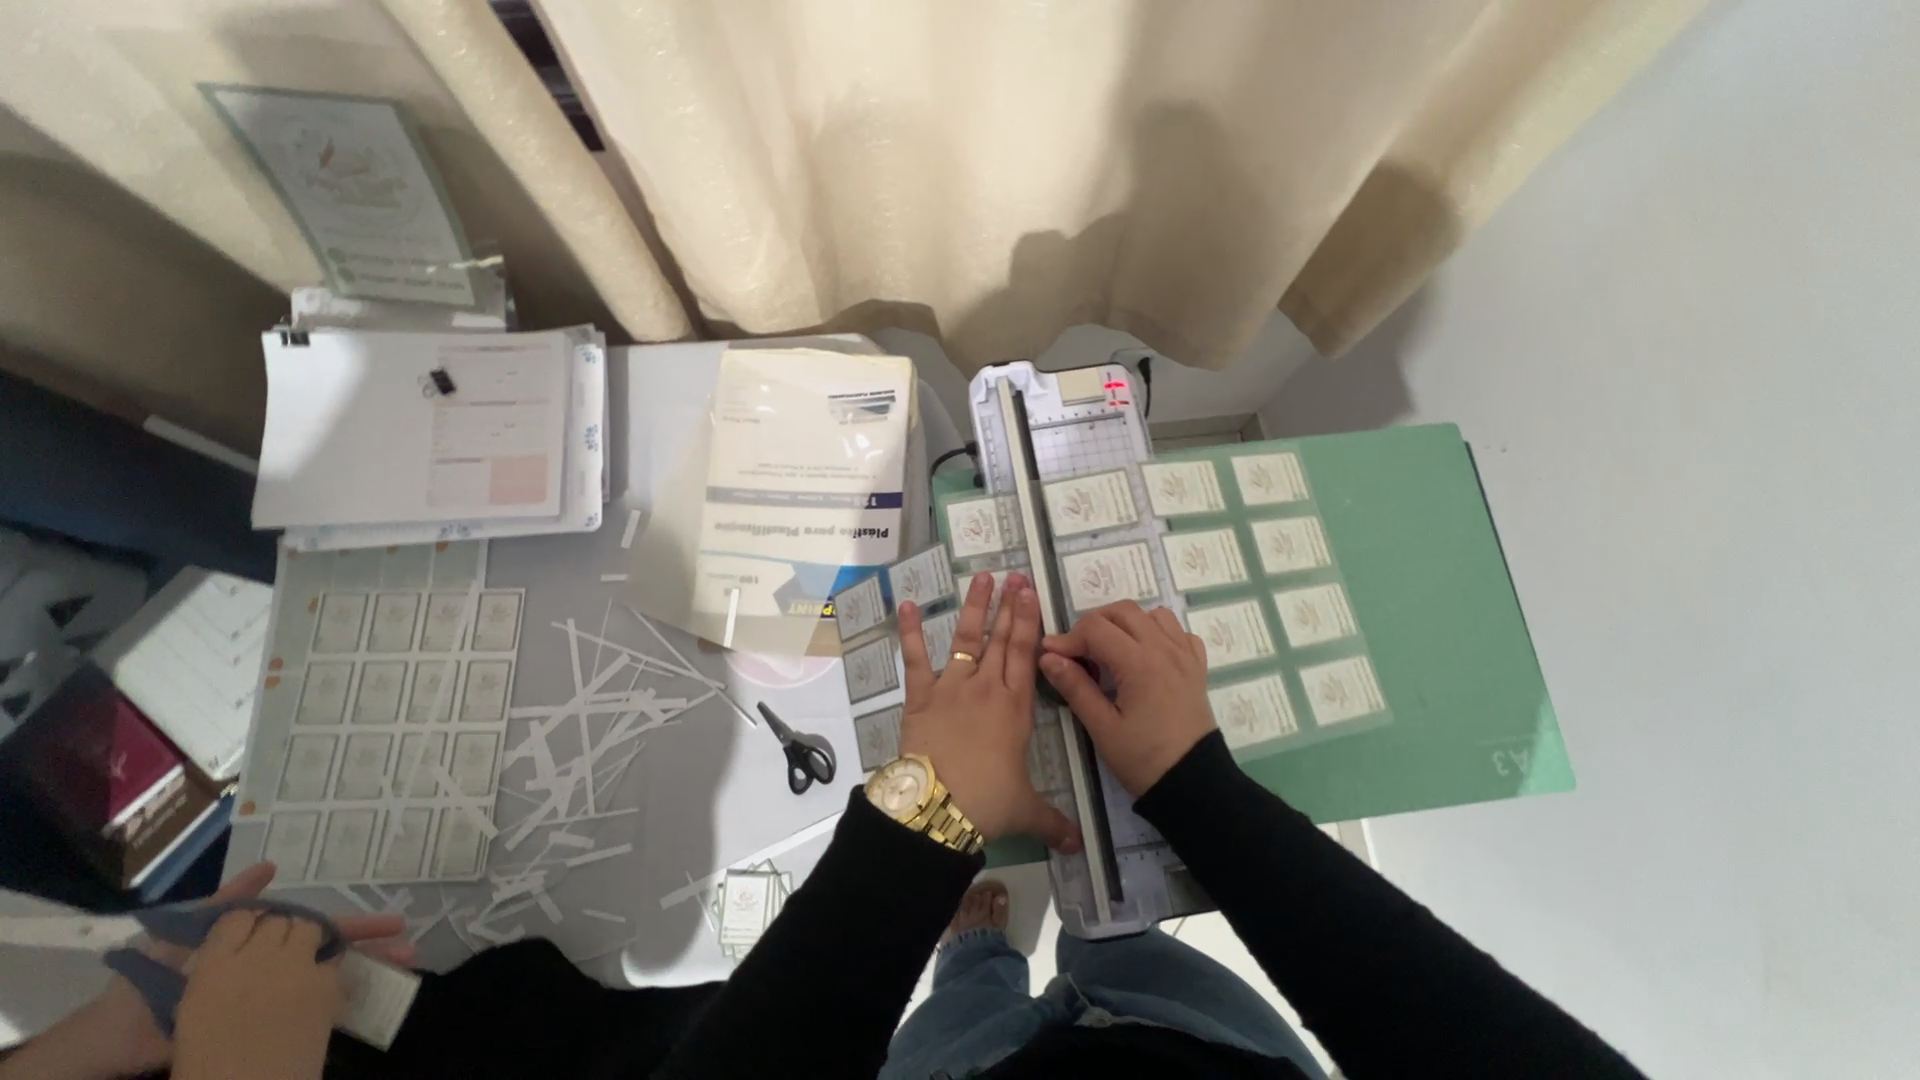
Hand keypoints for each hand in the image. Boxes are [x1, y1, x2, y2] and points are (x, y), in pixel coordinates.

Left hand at [8, 863, 410, 1079]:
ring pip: (327, 983)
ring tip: (400, 971)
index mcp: (263, 945)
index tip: (393, 923)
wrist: (110, 1039)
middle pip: (334, 955)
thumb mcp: (187, 931)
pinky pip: (303, 1016)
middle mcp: (273, 969)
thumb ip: (228, 902)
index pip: (321, 929)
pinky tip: (361, 1005)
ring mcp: (268, 1000)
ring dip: (365, 976)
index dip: (357, 925)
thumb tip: (270, 864)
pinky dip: (334, 1010)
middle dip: (374, 950)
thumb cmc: (148, 980)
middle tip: (410, 948)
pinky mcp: (257, 1029)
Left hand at [897, 572, 1081, 852]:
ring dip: (974, 608)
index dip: (1029, 621)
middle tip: (1014, 575)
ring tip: (981, 577)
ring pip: (966, 640)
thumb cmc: (987, 803)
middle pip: (1001, 640)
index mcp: (1015, 708)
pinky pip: (915, 660)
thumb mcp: (1026, 812)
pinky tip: (905, 605)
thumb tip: (1078, 845)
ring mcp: (952, 689)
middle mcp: (986, 689)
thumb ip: (1053, 822)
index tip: (1031, 592)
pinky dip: (909, 633)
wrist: (937, 808)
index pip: (1026, 654)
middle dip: (1009, 606)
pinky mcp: (920, 698)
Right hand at [1040, 600, 1216, 797]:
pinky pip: (1179, 633)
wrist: (1195, 784)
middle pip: (1123, 611)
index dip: (1068, 638)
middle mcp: (1164, 649)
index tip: (1050, 656)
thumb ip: (1075, 687)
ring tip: (1111, 651)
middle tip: (1078, 652)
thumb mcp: (1102, 728)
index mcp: (1139, 663)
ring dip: (1127, 624)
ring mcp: (1185, 657)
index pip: (1096, 628)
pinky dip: (1158, 634)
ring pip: (1153, 615)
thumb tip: (1048, 657)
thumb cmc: (1143, 760)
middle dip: (1094, 624)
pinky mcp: (1197, 668)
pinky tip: (1146, 656)